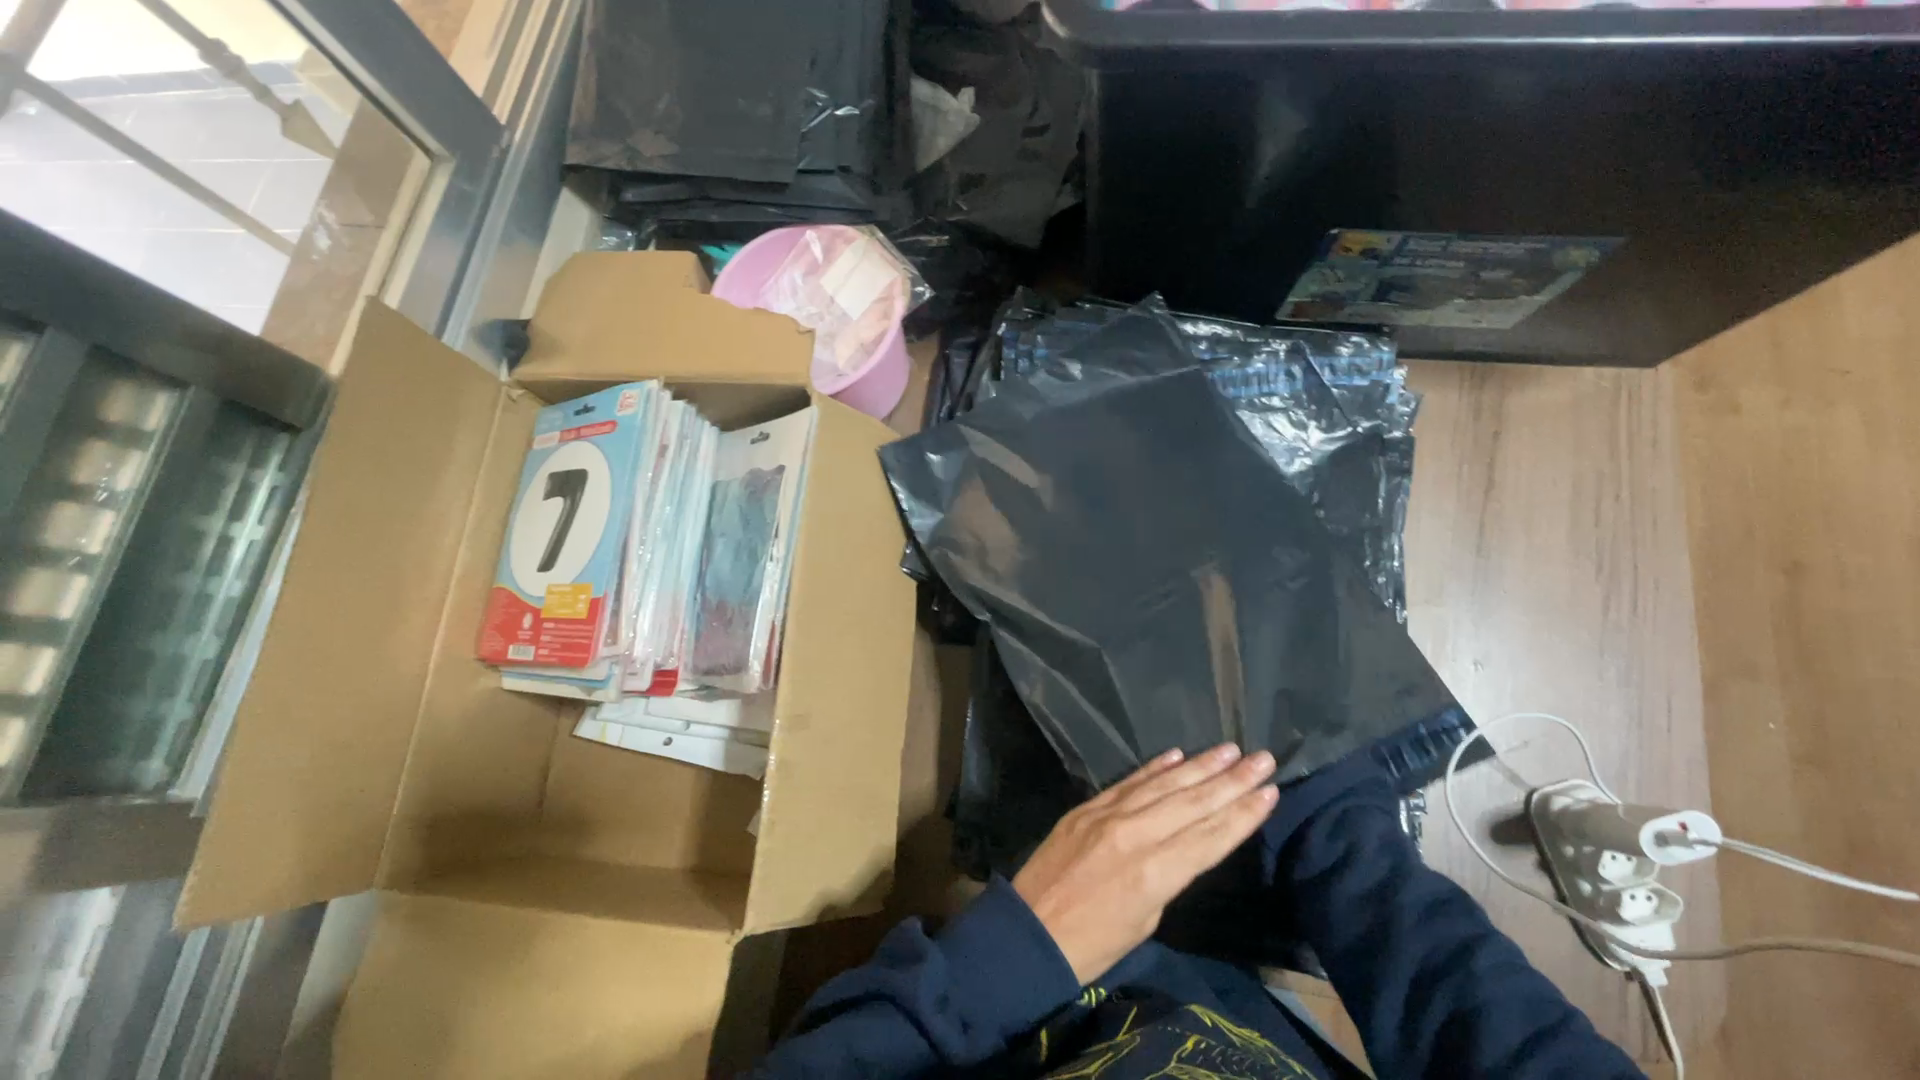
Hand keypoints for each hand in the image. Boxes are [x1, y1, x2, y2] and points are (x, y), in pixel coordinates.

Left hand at [1012, 743, 1278, 984]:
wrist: (1027, 933)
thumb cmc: (1093, 946)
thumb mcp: (1146, 920)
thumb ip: (1169, 875)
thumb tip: (1185, 844)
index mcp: (1154, 871)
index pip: (1210, 836)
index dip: (1243, 813)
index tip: (1271, 791)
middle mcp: (1134, 833)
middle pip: (1192, 802)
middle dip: (1232, 780)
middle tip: (1264, 758)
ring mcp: (1106, 815)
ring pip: (1162, 785)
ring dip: (1199, 766)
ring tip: (1230, 750)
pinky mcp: (1085, 808)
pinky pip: (1127, 782)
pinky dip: (1153, 768)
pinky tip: (1177, 755)